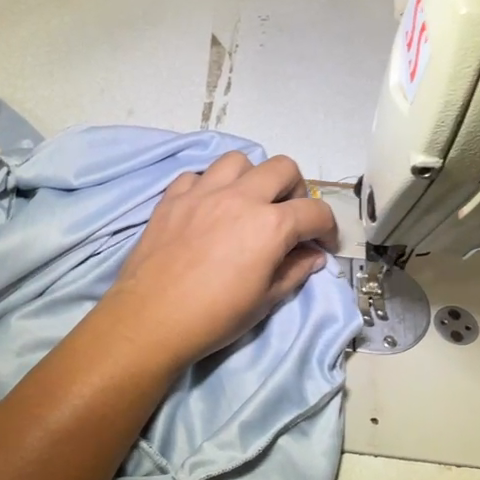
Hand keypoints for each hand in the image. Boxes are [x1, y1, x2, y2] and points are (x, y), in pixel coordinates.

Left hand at [95, 151, 336, 370]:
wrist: (151, 319)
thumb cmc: (214, 317)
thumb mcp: (265, 301)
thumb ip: (294, 271)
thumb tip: (312, 255)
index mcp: (270, 224)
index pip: (315, 212)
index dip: (327, 229)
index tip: (323, 244)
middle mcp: (239, 197)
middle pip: (282, 168)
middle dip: (295, 189)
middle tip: (288, 216)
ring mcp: (202, 193)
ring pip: (237, 161)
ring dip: (251, 177)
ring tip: (246, 203)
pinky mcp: (172, 198)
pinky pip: (196, 175)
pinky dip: (208, 186)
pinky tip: (207, 208)